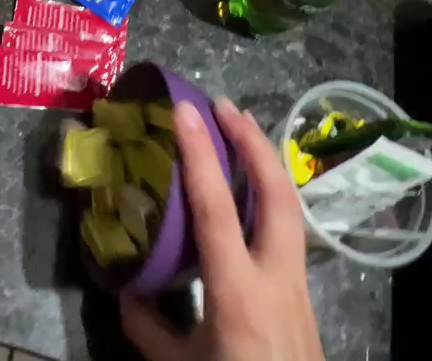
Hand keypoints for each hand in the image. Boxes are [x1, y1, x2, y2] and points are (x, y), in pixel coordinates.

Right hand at [122, 99, 323, 360]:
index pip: (218, 208)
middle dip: (254, 142)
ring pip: (291, 206)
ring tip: (244, 127)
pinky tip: (255, 184)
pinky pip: (290, 227)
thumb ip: (150, 327)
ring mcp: (299, 283)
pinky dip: (271, 192)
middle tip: (225, 105)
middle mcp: (277, 277)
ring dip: (267, 161)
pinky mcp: (306, 292)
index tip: (185, 109)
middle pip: (277, 193)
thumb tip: (126, 288)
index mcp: (239, 292)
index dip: (200, 154)